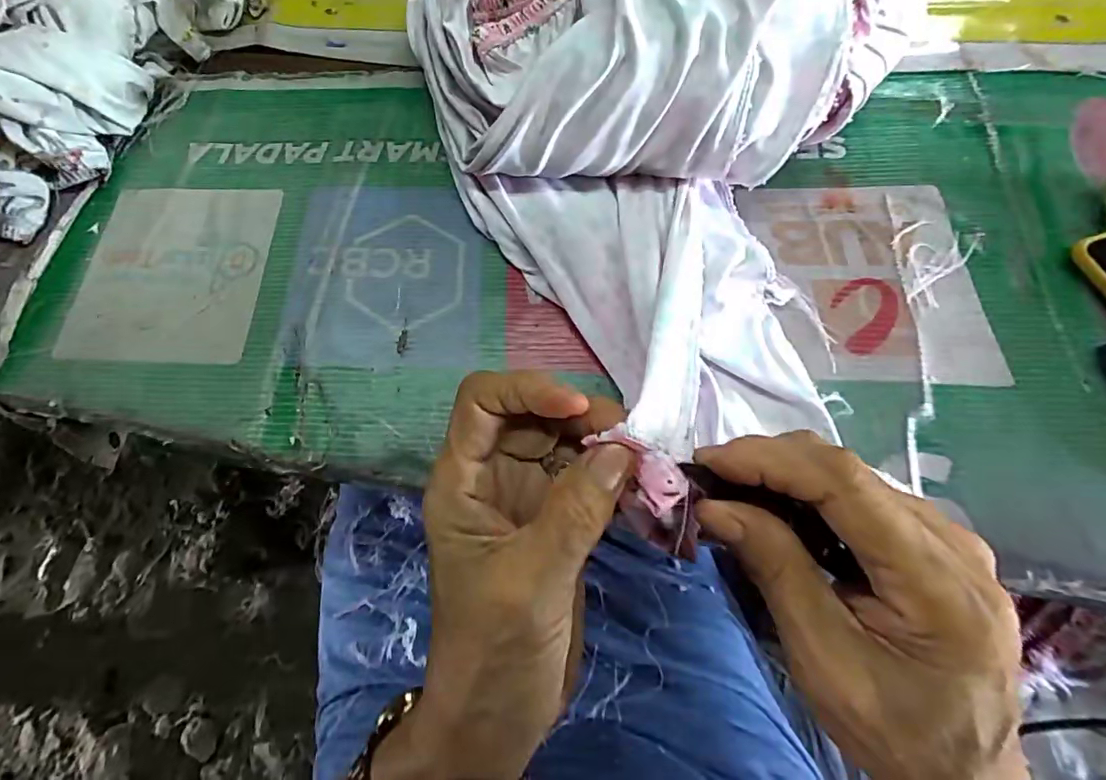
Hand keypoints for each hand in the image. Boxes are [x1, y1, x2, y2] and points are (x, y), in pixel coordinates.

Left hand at [374, 371, 636, 779]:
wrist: (495, 716)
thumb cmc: (494, 649)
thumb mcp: (532, 580)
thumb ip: (574, 513)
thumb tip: (620, 451)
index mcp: (460, 479)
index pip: (481, 401)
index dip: (526, 390)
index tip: (578, 408)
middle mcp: (488, 475)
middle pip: (527, 416)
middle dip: (576, 415)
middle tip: (631, 436)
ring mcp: (520, 496)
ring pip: (558, 444)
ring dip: (600, 444)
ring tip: (644, 461)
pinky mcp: (550, 521)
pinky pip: (580, 480)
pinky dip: (610, 477)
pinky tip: (640, 488)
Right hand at [694, 432, 1025, 779]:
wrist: (963, 775)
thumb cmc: (893, 729)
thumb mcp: (823, 658)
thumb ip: (775, 570)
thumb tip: (713, 506)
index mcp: (938, 580)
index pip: (844, 483)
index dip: (769, 460)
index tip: (708, 462)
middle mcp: (953, 543)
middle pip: (845, 469)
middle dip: (767, 461)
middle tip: (708, 476)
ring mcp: (948, 538)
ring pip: (849, 474)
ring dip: (782, 472)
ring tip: (731, 489)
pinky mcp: (934, 542)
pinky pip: (859, 494)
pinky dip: (806, 490)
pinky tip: (774, 507)